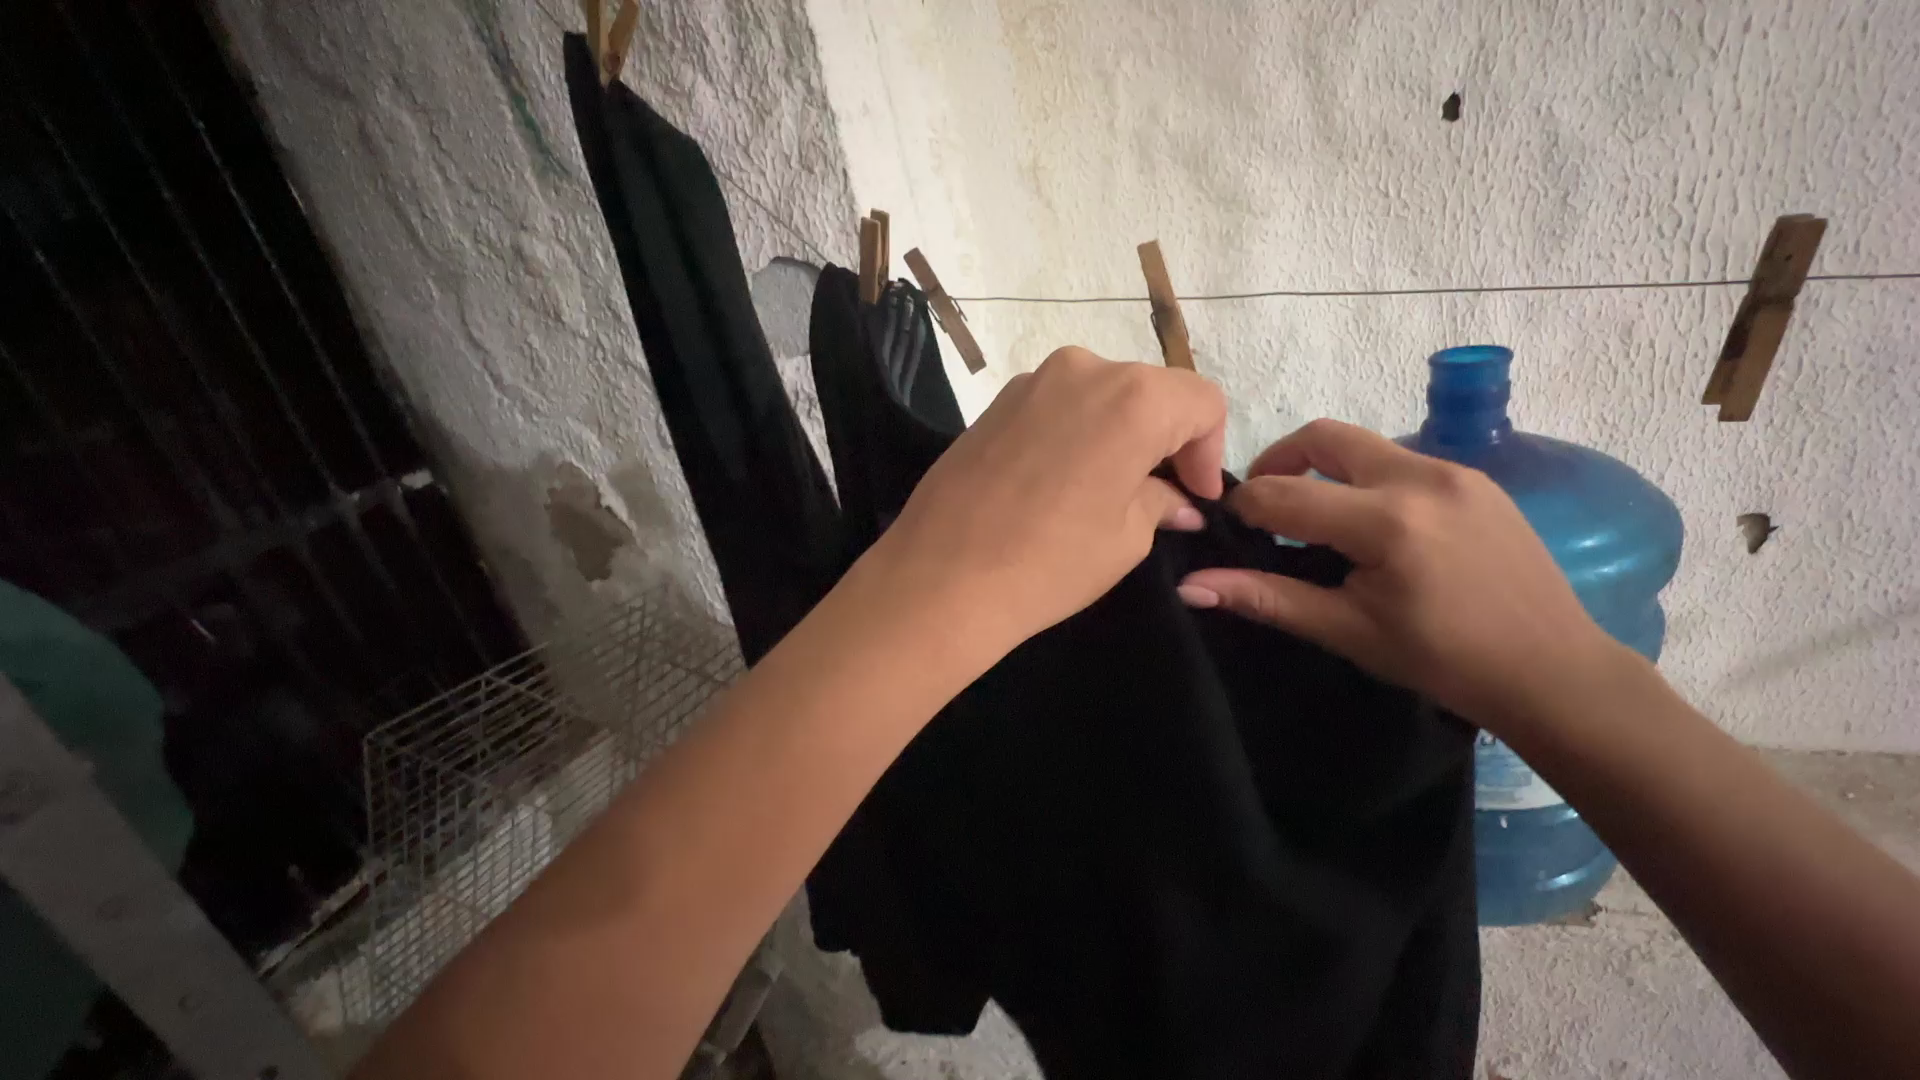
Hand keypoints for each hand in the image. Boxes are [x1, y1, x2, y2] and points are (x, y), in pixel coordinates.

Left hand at [853, 346, 1225, 653]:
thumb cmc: (1050, 562)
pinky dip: (1075, 434)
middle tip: (1164, 494)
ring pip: (1100, 396)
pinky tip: (1062, 482)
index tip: (1198, 497)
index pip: (1201, 402)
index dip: (1209, 451)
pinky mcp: (994, 403)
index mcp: (1133, 397)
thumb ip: (1160, 502)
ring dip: (1118, 434)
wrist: (941, 577)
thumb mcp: (1126, 538)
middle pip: (1150, 392)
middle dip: (1166, 440)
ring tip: (1110, 490)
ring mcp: (1031, 381)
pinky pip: (1057, 407)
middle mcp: (1084, 369)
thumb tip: (1175, 499)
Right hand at [1177, 419, 1619, 733]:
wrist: (1551, 669)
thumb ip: (1265, 598)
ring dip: (1324, 469)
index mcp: (1386, 521)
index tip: (1231, 528)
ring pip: (1363, 444)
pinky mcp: (1476, 478)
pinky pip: (1400, 459)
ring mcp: (1455, 471)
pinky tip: (1369, 525)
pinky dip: (1365, 478)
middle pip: (1323, 436)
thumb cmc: (1440, 659)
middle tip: (1262, 503)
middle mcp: (1420, 477)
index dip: (1244, 508)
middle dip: (1278, 461)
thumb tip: (1189, 588)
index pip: (1283, 493)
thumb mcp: (1346, 630)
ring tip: (1315, 518)